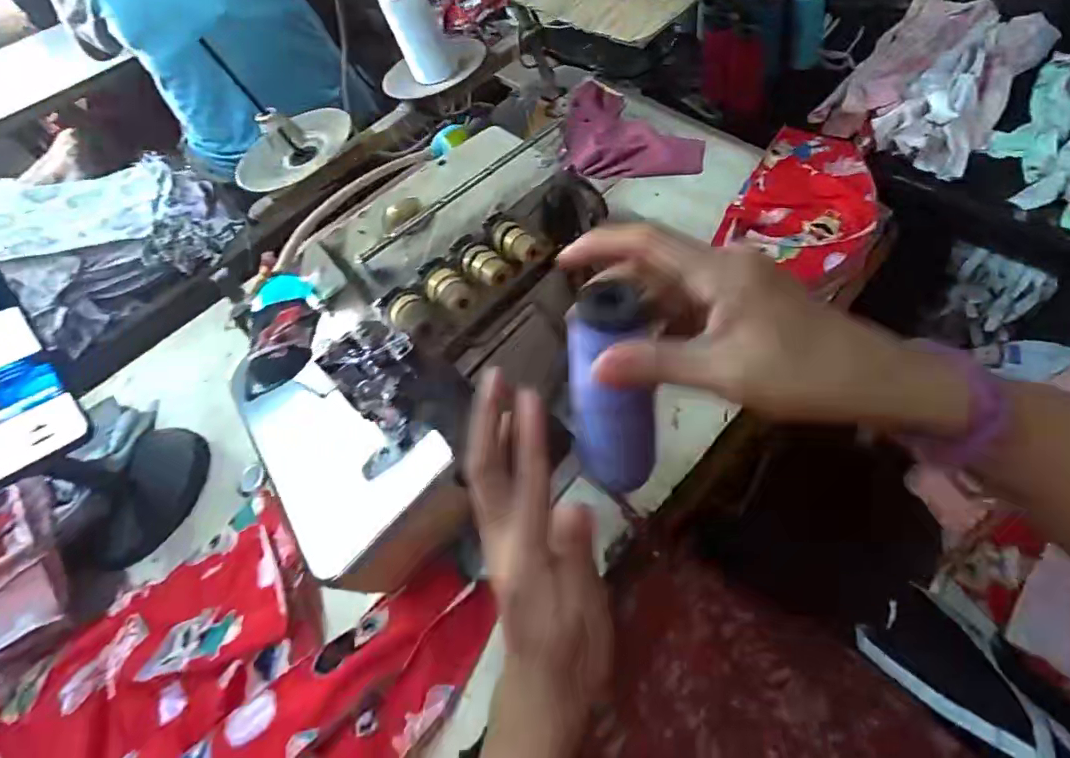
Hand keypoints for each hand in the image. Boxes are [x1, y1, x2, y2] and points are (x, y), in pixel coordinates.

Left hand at [466, 370, 611, 756]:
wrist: (544, 692)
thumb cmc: (572, 655)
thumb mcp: (584, 614)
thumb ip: (576, 559)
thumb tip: (576, 505)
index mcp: (524, 555)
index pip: (526, 485)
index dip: (528, 437)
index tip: (530, 394)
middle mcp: (501, 540)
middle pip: (486, 471)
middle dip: (487, 420)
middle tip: (495, 376)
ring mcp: (498, 540)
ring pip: (486, 476)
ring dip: (488, 430)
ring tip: (499, 392)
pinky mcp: (505, 542)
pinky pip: (497, 486)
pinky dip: (499, 452)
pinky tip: (509, 435)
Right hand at [556, 224, 967, 432]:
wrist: (871, 378)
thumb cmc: (799, 372)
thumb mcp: (723, 371)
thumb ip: (656, 362)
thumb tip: (595, 365)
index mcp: (715, 268)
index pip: (643, 240)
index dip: (598, 244)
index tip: (561, 261)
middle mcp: (725, 261)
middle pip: (656, 259)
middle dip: (615, 281)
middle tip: (580, 312)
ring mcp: (740, 278)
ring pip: (676, 280)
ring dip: (643, 301)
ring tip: (609, 332)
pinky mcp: (751, 297)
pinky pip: (698, 297)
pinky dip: (671, 314)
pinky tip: (657, 341)